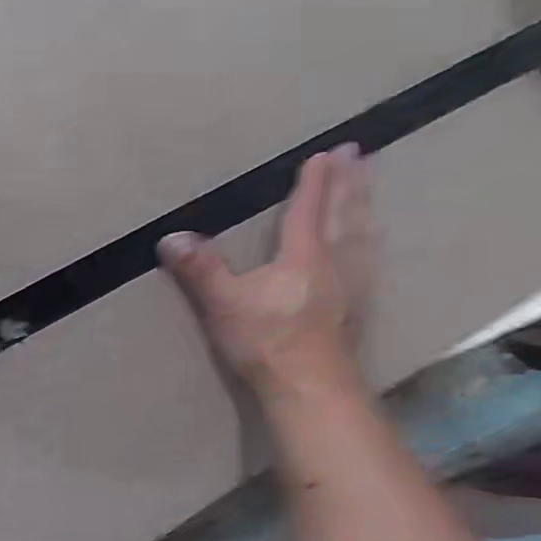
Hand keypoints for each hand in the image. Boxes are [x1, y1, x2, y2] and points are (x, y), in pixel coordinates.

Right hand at [157, 144, 374, 392]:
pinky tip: (369, 245)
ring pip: (360, 235)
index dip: (315, 182)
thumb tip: (170, 238)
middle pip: (344, 215)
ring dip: (363, 207)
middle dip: (349, 182)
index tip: (324, 153)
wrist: (310, 388)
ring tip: (368, 187)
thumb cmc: (266, 342)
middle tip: (359, 153)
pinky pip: (367, 260)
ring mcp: (351, 286)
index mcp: (303, 257)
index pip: (308, 210)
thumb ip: (200, 269)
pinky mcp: (356, 309)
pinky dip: (368, 242)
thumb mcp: (223, 303)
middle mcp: (334, 263)